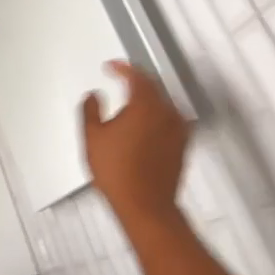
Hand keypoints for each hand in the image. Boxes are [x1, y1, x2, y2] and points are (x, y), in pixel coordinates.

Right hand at [81, 59, 190, 224]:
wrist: (146, 207)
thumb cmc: (117, 172)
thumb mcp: (92, 137)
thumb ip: (91, 109)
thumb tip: (94, 96)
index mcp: (145, 106)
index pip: (136, 76)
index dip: (122, 67)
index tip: (110, 67)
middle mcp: (166, 114)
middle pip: (153, 87)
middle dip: (136, 80)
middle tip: (120, 78)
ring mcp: (178, 131)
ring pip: (164, 103)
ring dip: (148, 97)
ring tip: (132, 100)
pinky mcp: (183, 147)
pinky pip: (171, 119)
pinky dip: (158, 114)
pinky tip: (147, 122)